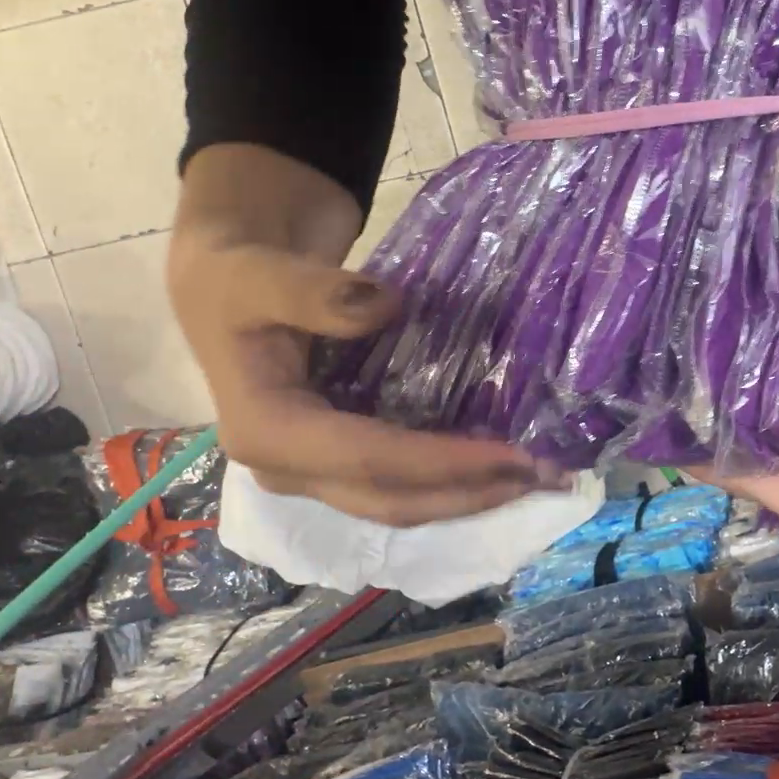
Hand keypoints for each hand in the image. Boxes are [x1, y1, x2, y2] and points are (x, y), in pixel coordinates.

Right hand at [169, 144, 562, 525]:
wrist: (228, 284)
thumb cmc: (240, 280)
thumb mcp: (260, 274)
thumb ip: (313, 292)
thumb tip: (385, 307)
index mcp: (267, 431)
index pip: (369, 460)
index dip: (444, 463)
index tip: (514, 455)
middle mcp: (290, 468)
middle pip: (393, 500)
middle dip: (474, 494)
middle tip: (550, 478)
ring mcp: (315, 471)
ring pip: (402, 503)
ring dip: (473, 497)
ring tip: (542, 482)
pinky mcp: (340, 460)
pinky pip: (404, 485)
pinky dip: (456, 482)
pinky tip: (505, 470)